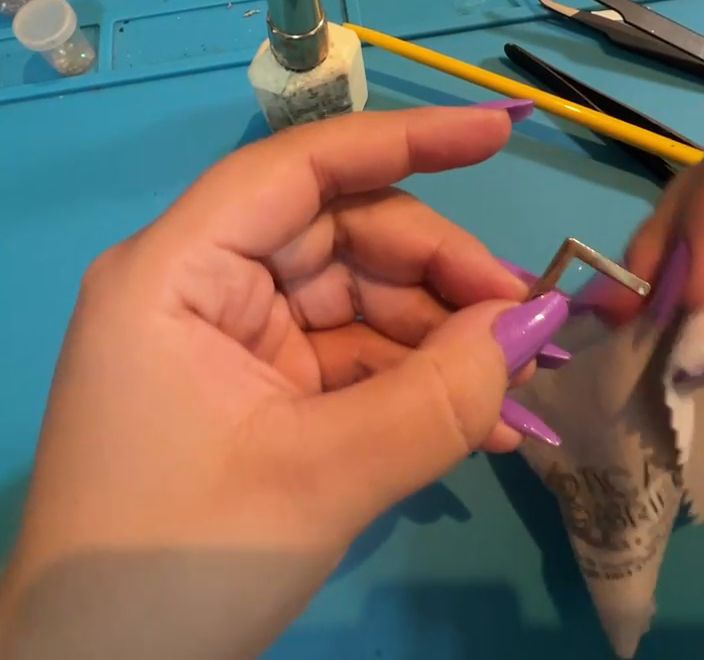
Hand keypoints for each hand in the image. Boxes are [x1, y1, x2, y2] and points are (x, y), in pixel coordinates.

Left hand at [0, 108, 532, 659]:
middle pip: (342, 234)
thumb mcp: (318, 480)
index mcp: (178, 269)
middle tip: (527, 321)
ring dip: (441, 335)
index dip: (403, 138)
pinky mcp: (260, 383)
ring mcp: (234, 333)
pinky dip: (415, 380)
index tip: (496, 133)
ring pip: (358, 295)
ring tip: (518, 384)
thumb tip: (533, 325)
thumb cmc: (170, 570)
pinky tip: (483, 419)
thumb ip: (437, 399)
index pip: (298, 167)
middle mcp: (203, 281)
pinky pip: (352, 355)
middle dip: (439, 271)